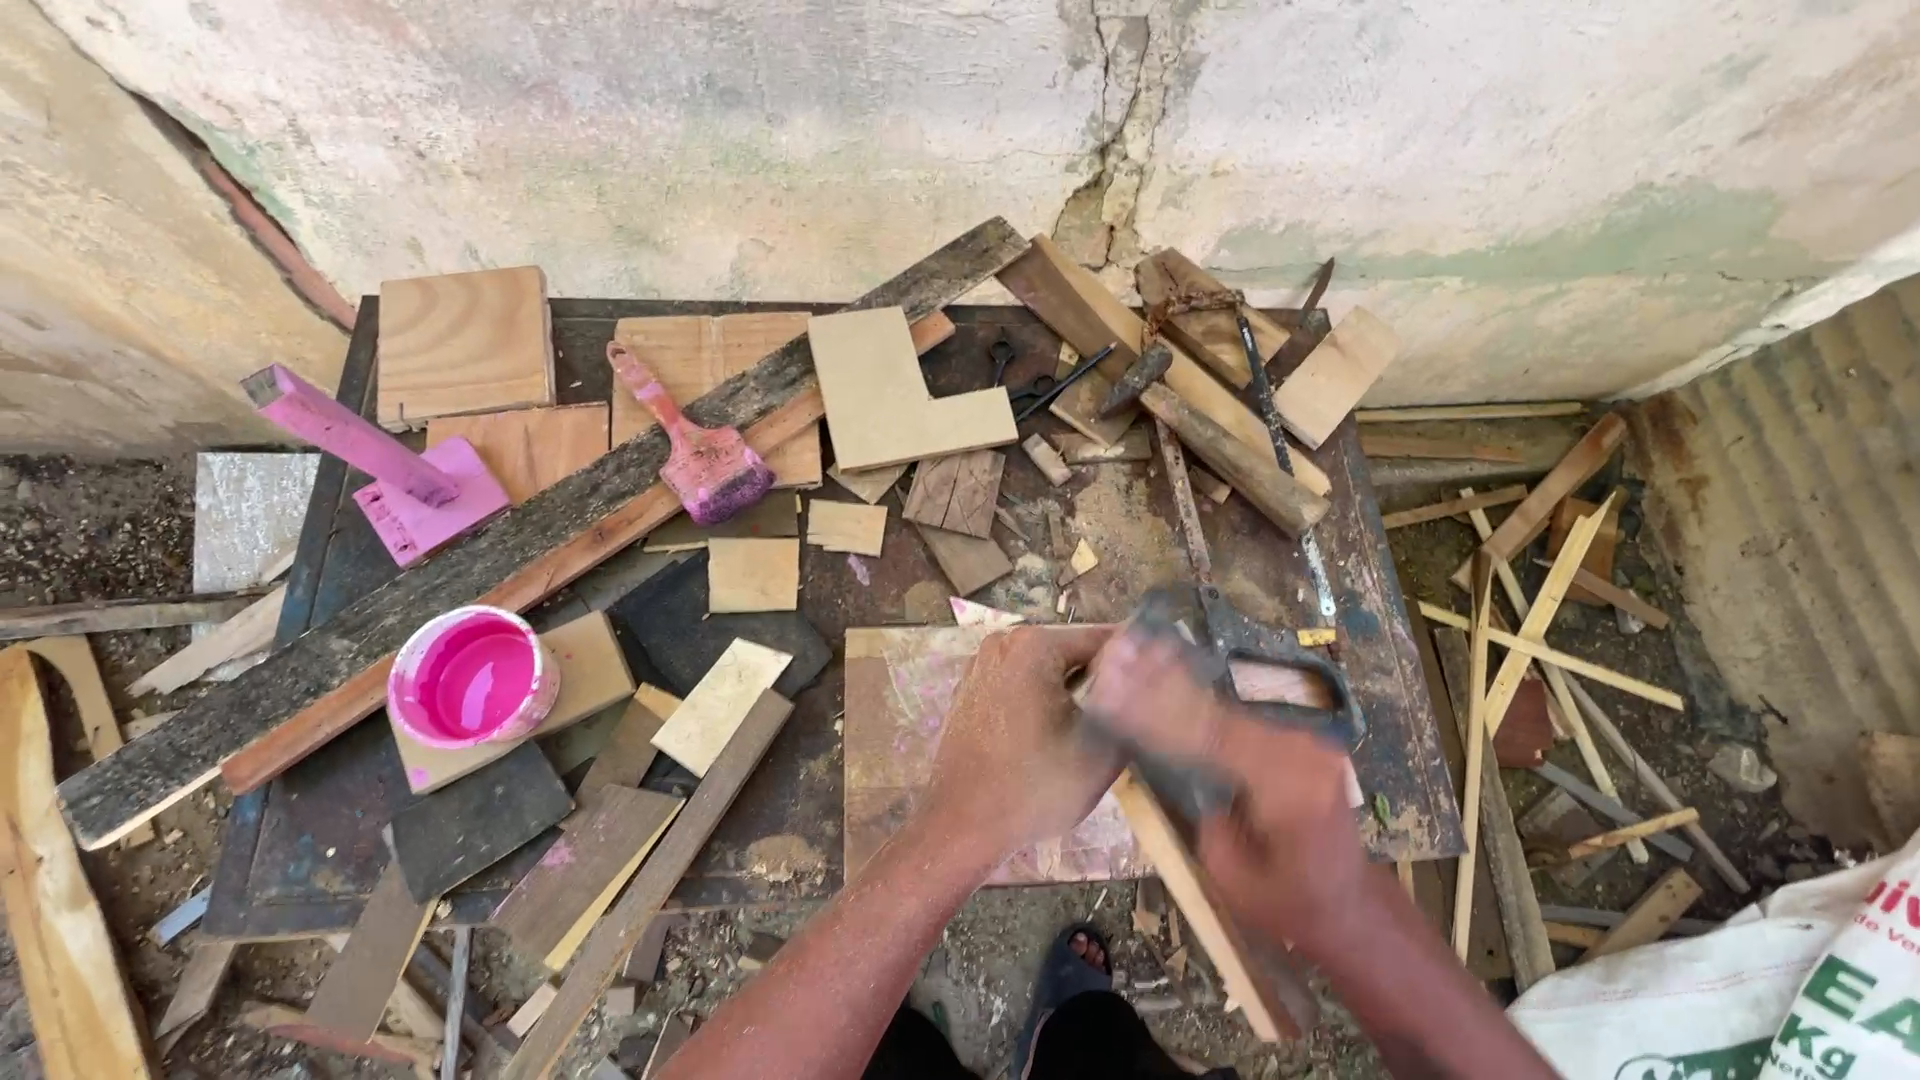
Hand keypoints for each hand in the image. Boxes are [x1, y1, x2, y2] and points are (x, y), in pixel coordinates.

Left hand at [917, 625, 1120, 863]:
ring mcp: (981, 665)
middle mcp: (1002, 642)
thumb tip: (1142, 672)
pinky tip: (1050, 741)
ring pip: (1046, 671)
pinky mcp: (970, 691)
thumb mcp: (1101, 748)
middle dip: (1099, 683)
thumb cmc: (1034, 787)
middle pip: (1072, 654)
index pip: (1104, 639)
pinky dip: (1040, 704)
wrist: (961, 825)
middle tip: (1123, 723)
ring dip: (1070, 696)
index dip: (1134, 668)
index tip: (1152, 696)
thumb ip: (1129, 702)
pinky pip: (1020, 686)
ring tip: (1089, 736)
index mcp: (1033, 644)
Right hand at [1084, 631, 1366, 943]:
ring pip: (1232, 713)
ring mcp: (1314, 743)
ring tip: (1136, 677)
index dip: (1158, 713)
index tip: (1115, 693)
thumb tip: (1172, 758)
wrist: (1351, 906)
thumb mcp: (1229, 871)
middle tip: (1117, 670)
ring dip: (1185, 698)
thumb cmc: (1288, 904)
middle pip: (1221, 715)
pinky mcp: (1310, 741)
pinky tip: (1174, 698)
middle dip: (1166, 694)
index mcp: (1291, 789)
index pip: (1210, 736)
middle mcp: (1307, 754)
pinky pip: (1249, 723)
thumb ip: (1202, 808)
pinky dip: (1211, 714)